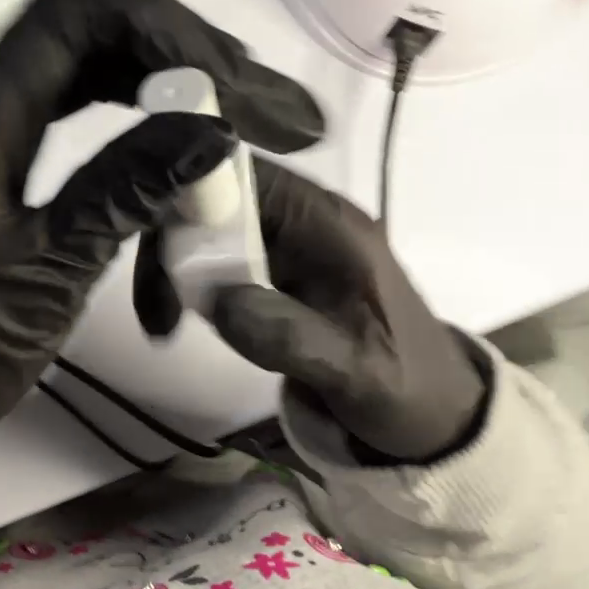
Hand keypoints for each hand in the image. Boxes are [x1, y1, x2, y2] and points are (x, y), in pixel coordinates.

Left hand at [0, 0, 325, 531]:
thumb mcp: (48, 278)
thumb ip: (124, 193)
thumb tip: (212, 129)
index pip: (59, 23)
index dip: (150, 25)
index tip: (226, 72)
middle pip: (73, 37)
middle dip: (166, 48)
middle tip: (249, 86)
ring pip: (72, 72)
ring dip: (149, 74)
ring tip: (230, 100)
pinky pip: (62, 115)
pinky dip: (121, 110)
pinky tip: (170, 127)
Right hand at [136, 161, 483, 463]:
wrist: (435, 414)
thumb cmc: (407, 389)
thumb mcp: (359, 372)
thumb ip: (292, 336)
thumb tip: (220, 303)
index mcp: (328, 223)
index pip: (246, 174)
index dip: (191, 191)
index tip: (154, 242)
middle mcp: (301, 217)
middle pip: (212, 197)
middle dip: (170, 241)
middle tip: (153, 305)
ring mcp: (286, 241)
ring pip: (203, 226)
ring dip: (170, 265)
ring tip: (160, 323)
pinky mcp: (273, 266)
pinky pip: (212, 255)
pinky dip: (183, 280)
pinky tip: (174, 318)